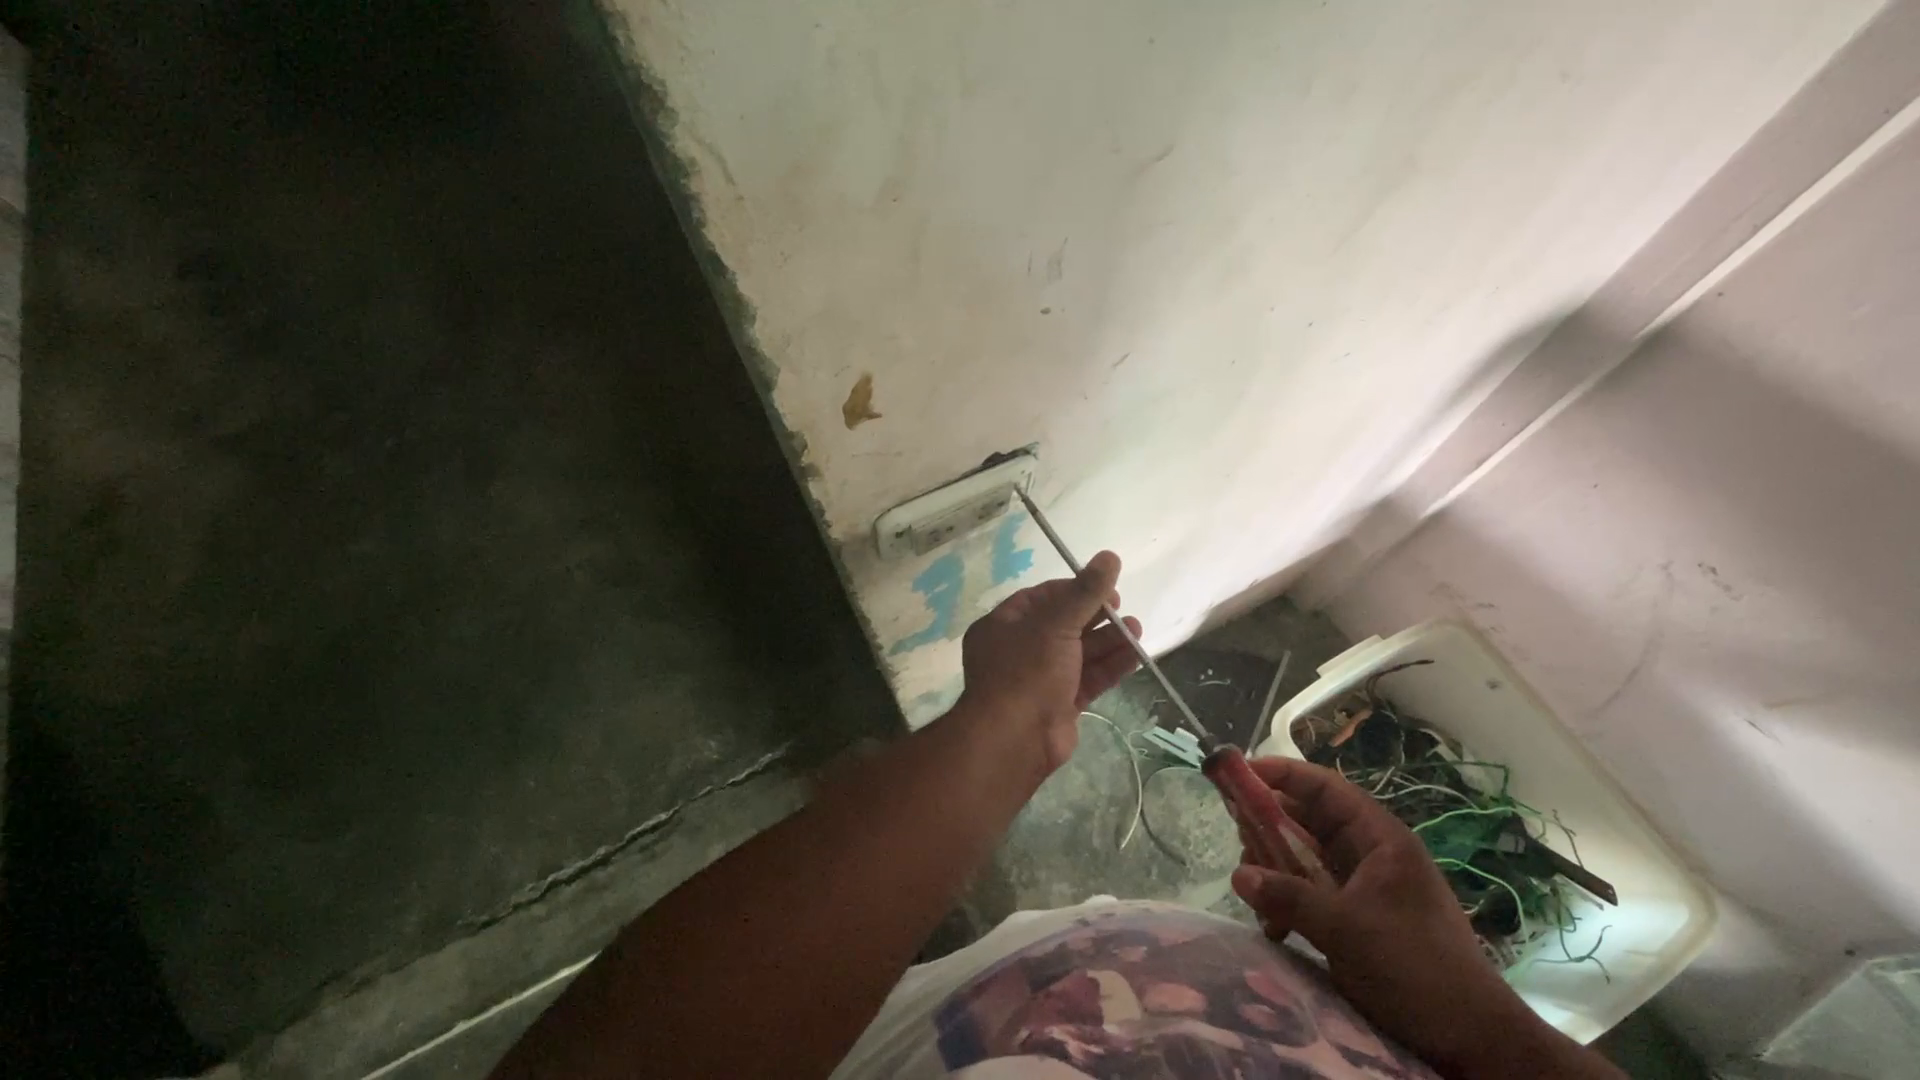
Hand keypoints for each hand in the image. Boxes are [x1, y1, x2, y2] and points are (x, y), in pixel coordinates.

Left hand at [955, 551, 1142, 771]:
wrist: (1015, 739)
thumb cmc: (1026, 671)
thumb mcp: (1056, 624)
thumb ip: (1085, 592)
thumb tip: (1110, 557)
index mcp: (1002, 626)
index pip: (1039, 599)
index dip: (1071, 590)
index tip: (1101, 586)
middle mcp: (1017, 650)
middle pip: (1062, 625)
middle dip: (1095, 617)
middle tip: (1122, 608)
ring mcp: (1038, 680)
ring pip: (1078, 654)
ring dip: (1107, 641)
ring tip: (1137, 630)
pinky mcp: (1059, 705)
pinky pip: (1087, 679)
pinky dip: (1110, 667)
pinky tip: (1135, 655)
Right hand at [1230, 757, 1581, 1078]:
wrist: (1474, 1040)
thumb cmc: (1415, 968)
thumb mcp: (1345, 930)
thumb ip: (1289, 896)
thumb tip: (1237, 874)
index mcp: (1381, 839)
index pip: (1325, 787)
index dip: (1282, 774)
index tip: (1240, 774)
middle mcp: (1373, 854)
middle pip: (1311, 820)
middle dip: (1270, 827)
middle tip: (1239, 840)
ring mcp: (1368, 887)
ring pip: (1308, 857)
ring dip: (1276, 870)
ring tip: (1255, 890)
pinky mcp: (1361, 918)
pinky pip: (1314, 893)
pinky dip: (1289, 902)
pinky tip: (1274, 927)